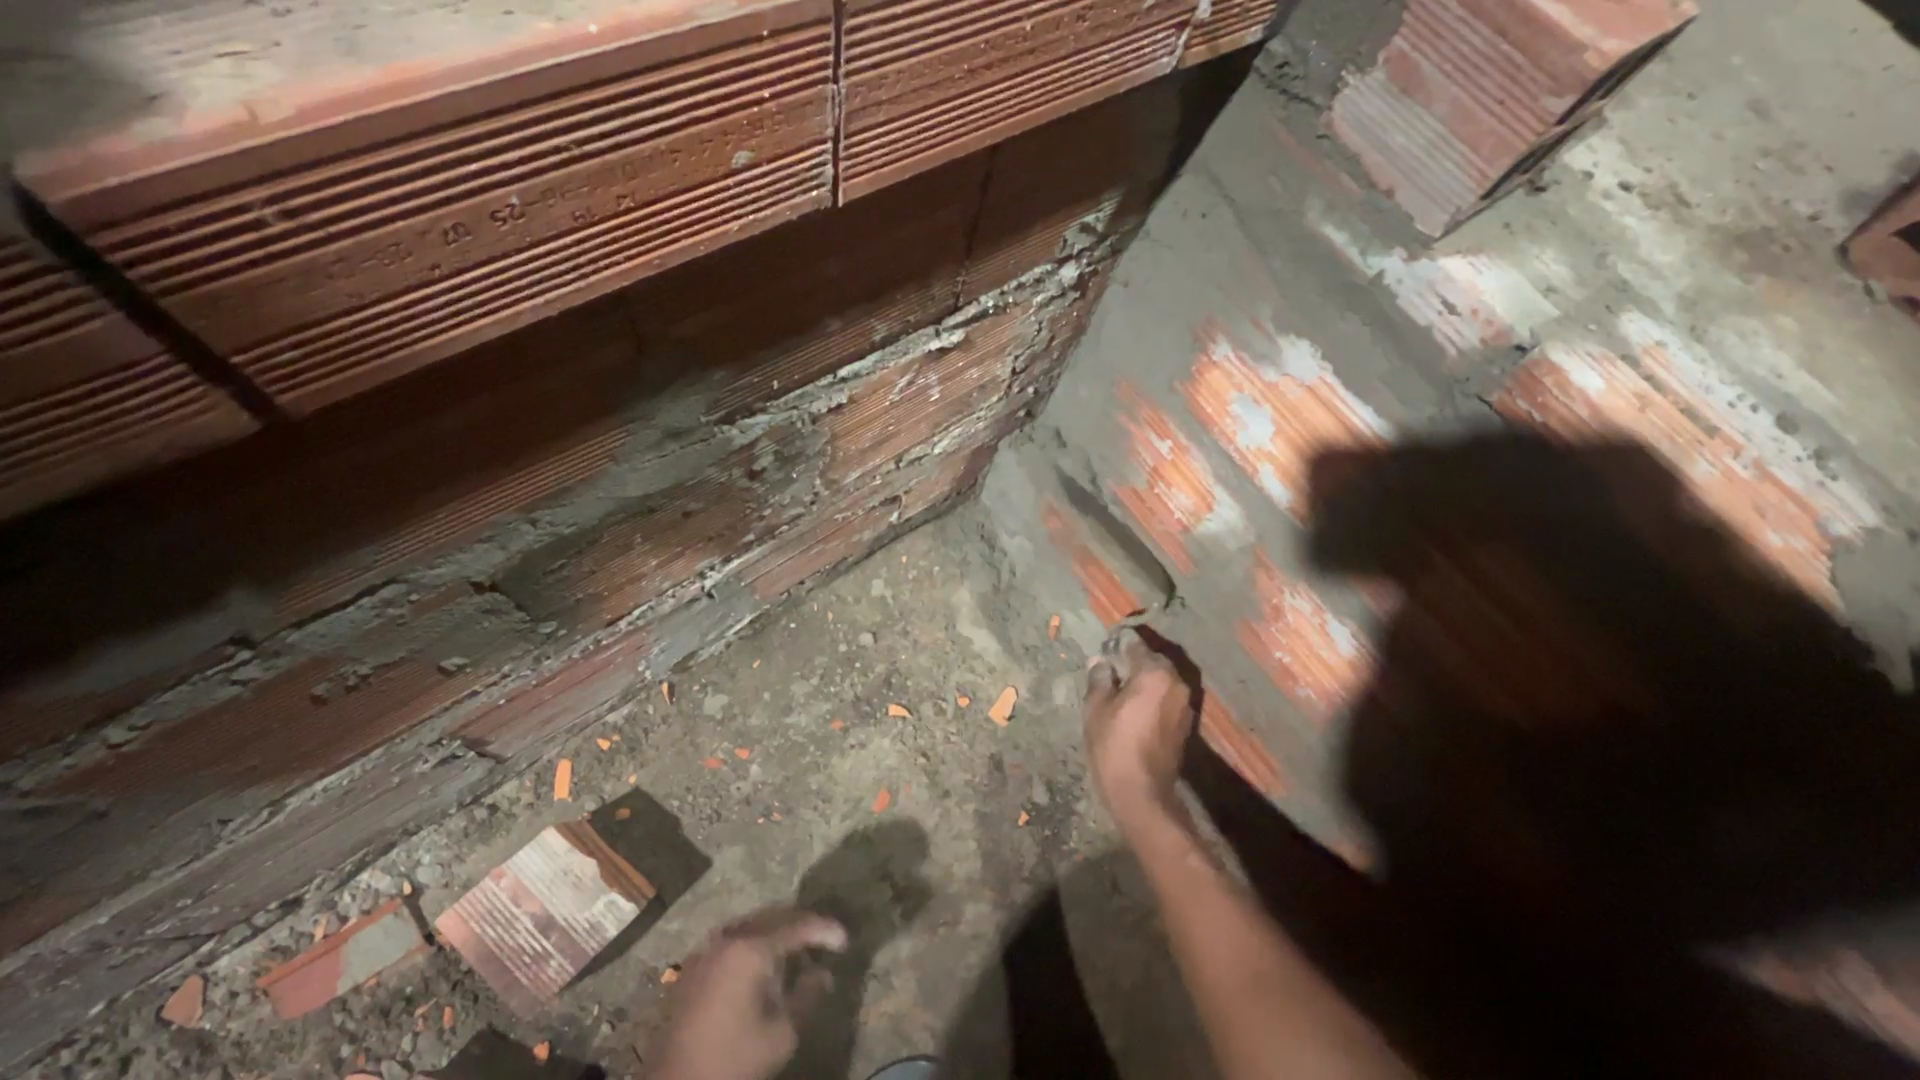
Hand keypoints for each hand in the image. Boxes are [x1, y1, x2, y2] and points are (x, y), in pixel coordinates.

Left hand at [653, 908, 847, 1079]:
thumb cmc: (733, 1059)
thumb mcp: (782, 1033)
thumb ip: (807, 995)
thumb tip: (823, 974)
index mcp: (751, 949)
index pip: (799, 926)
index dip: (826, 930)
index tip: (845, 942)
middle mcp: (728, 938)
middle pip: (774, 917)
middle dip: (802, 926)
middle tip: (826, 940)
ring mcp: (706, 949)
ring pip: (751, 926)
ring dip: (777, 933)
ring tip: (799, 951)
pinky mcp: (694, 967)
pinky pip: (733, 941)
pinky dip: (755, 944)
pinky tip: (766, 964)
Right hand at [1083, 628, 1195, 834]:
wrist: (1142, 791)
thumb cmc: (1114, 746)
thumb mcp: (1096, 709)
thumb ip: (1099, 679)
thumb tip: (1100, 662)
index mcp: (1154, 673)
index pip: (1134, 644)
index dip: (1116, 644)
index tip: (1103, 648)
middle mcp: (1176, 681)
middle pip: (1152, 660)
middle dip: (1132, 660)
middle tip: (1109, 669)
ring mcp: (1185, 702)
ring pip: (1162, 679)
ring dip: (1144, 679)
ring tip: (1120, 689)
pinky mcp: (1186, 722)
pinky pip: (1167, 697)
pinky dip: (1153, 695)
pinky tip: (1135, 707)